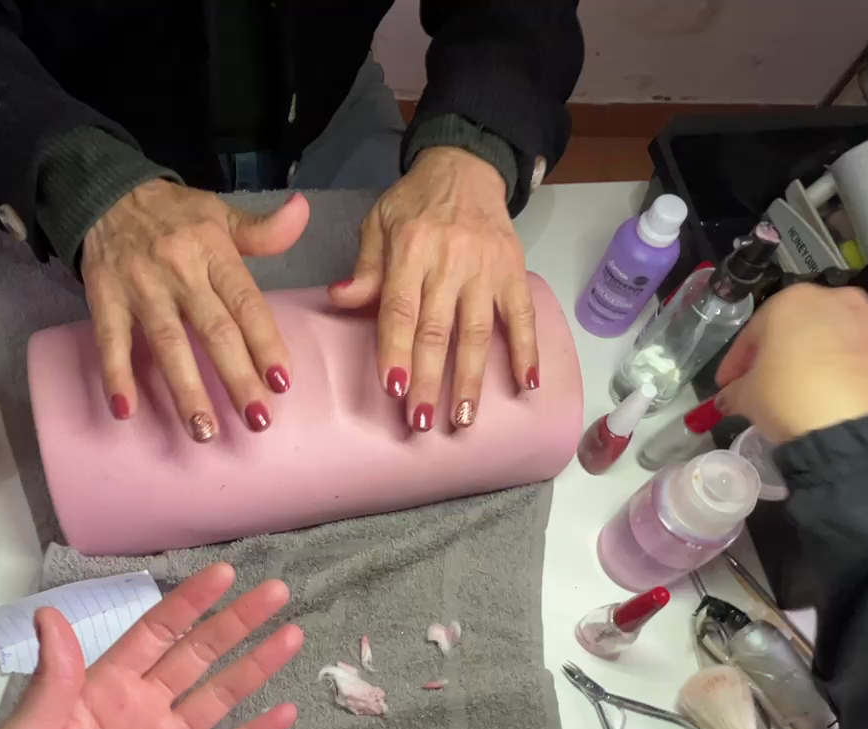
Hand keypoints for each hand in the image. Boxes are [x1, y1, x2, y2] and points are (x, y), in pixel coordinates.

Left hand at [0, 564, 303, 728]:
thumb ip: (53, 680)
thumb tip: (52, 615)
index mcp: (105, 688)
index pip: (156, 634)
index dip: (189, 603)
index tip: (224, 575)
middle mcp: (143, 707)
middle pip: (199, 655)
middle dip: (236, 623)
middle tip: (275, 592)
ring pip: (220, 697)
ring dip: (256, 666)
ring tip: (292, 636)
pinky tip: (286, 710)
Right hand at [83, 182, 309, 441]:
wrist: (103, 190)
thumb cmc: (173, 215)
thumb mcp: (220, 215)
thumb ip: (264, 230)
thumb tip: (303, 212)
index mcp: (214, 253)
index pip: (247, 304)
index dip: (266, 343)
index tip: (282, 382)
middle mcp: (180, 271)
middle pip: (214, 331)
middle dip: (237, 378)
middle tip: (257, 420)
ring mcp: (141, 287)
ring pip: (168, 343)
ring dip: (186, 390)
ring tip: (203, 431)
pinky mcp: (104, 297)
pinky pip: (110, 340)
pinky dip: (115, 374)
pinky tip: (125, 410)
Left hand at [331, 146, 537, 432]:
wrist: (466, 166)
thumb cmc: (414, 203)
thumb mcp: (378, 222)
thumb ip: (365, 267)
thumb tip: (340, 299)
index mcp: (410, 249)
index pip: (401, 309)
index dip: (396, 350)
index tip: (395, 388)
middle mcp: (450, 261)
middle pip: (438, 330)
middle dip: (429, 380)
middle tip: (421, 422)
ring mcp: (486, 269)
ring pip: (478, 332)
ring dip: (471, 379)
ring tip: (464, 419)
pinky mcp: (514, 272)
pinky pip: (522, 316)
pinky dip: (527, 350)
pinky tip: (527, 385)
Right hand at [714, 285, 867, 441]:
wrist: (858, 426)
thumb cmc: (790, 400)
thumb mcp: (746, 398)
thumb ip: (735, 390)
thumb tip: (731, 395)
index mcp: (790, 303)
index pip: (752, 334)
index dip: (737, 362)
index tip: (729, 385)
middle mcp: (837, 298)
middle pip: (802, 325)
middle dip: (786, 351)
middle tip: (773, 382)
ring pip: (845, 330)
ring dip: (830, 350)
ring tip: (820, 383)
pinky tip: (861, 378)